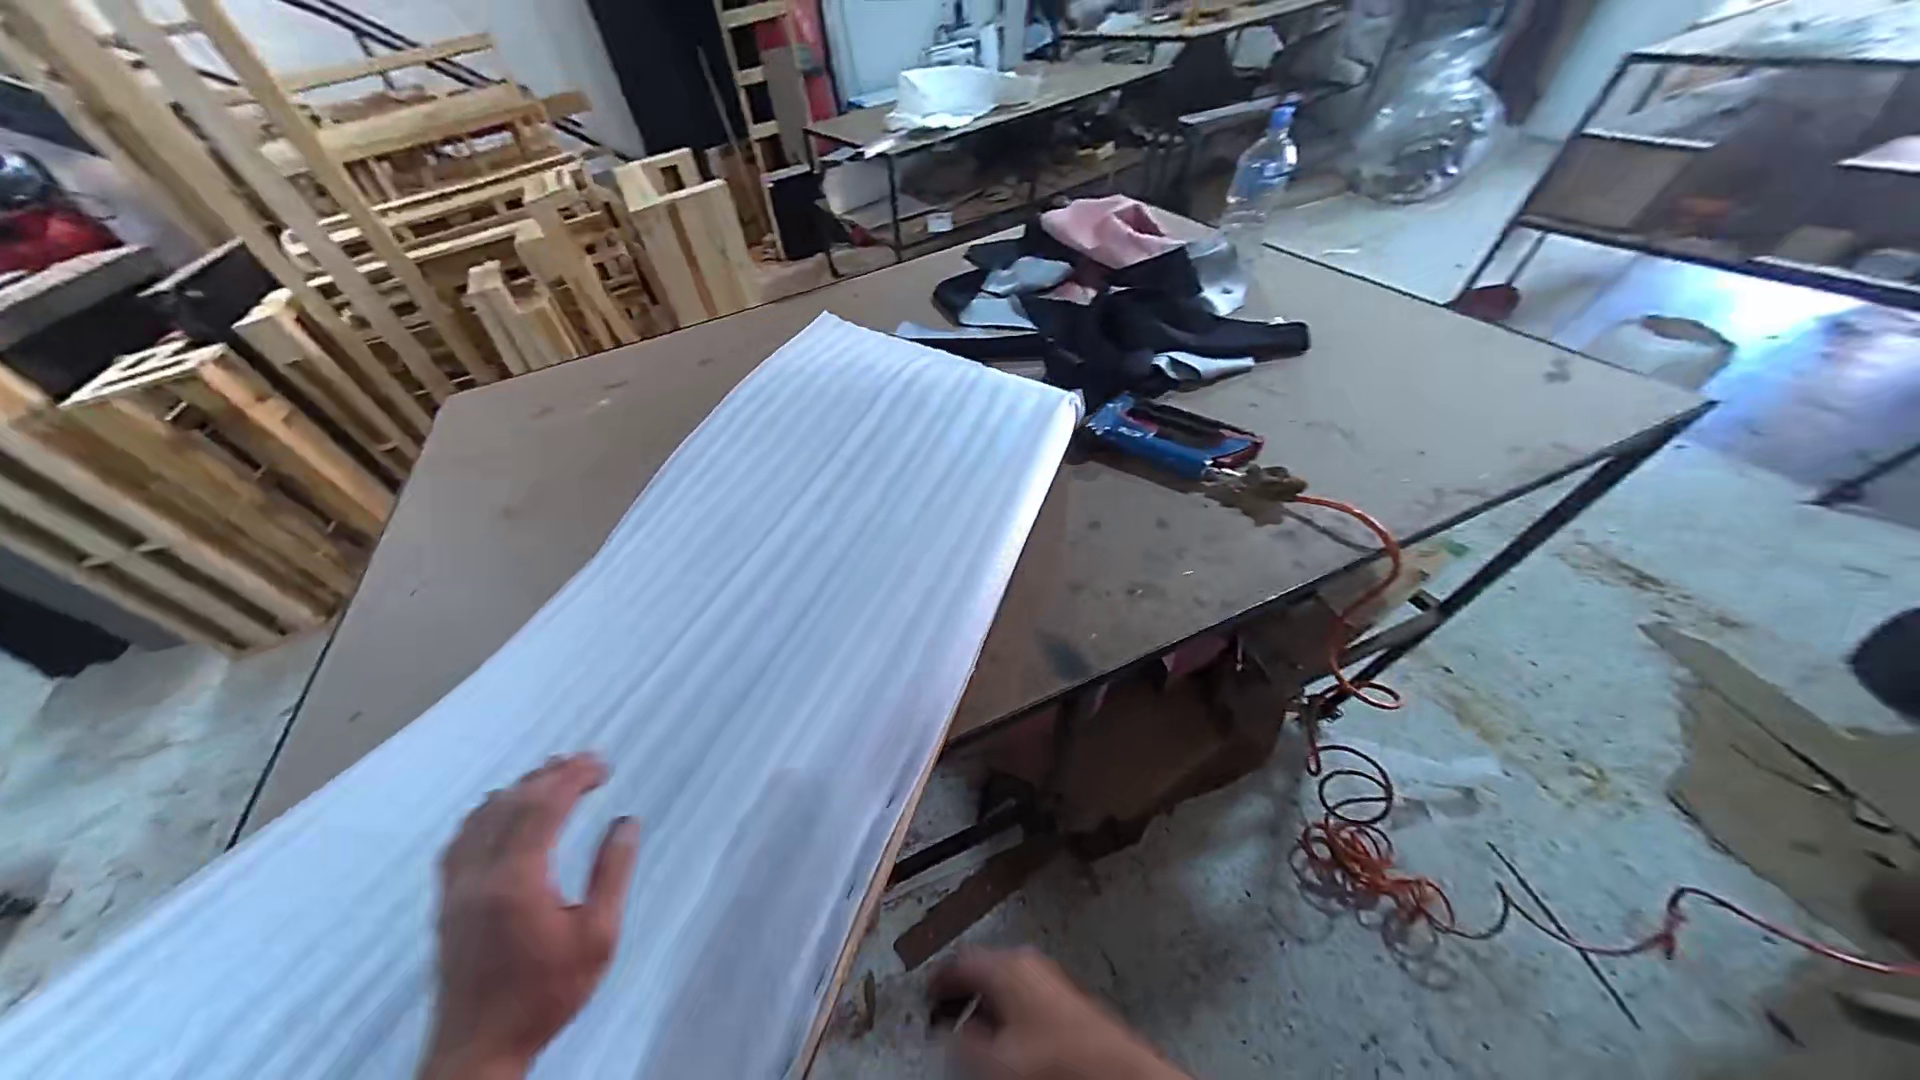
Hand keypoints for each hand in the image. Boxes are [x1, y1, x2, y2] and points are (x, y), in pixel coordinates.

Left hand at [418, 754, 641, 1079]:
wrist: (478, 1051)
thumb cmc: (548, 993)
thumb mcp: (598, 936)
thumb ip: (612, 873)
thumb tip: (627, 822)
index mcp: (517, 880)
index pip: (545, 807)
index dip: (574, 777)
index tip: (603, 764)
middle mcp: (480, 875)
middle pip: (513, 804)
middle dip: (552, 774)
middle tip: (587, 760)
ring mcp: (457, 888)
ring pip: (483, 817)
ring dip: (520, 788)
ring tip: (551, 772)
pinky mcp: (447, 902)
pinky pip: (460, 840)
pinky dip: (486, 812)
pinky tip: (499, 808)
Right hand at [930, 947, 1190, 1079]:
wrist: (1114, 1070)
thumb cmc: (1052, 1057)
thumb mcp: (994, 1057)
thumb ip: (962, 1039)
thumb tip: (950, 1028)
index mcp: (1005, 965)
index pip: (959, 960)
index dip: (938, 980)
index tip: (925, 996)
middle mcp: (1026, 960)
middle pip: (983, 966)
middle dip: (962, 989)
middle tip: (945, 1011)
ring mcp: (1047, 975)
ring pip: (1003, 980)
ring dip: (984, 1000)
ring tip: (972, 1027)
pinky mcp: (1063, 995)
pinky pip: (1022, 992)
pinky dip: (1006, 1007)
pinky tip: (1007, 1034)